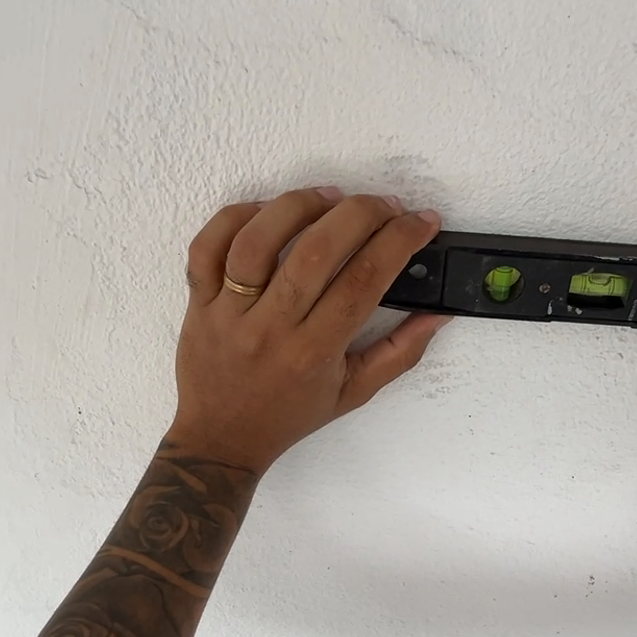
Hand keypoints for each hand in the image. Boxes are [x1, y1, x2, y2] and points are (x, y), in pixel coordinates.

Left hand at [167, 187, 451, 471]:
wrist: (222, 439)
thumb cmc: (289, 415)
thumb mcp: (354, 392)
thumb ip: (400, 353)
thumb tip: (438, 313)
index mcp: (313, 353)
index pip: (363, 282)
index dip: (399, 242)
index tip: (422, 222)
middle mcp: (270, 329)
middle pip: (315, 252)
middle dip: (360, 214)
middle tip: (385, 205)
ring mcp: (228, 313)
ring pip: (257, 240)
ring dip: (299, 206)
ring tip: (331, 197)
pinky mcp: (198, 301)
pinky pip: (206, 246)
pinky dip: (236, 216)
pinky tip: (270, 211)